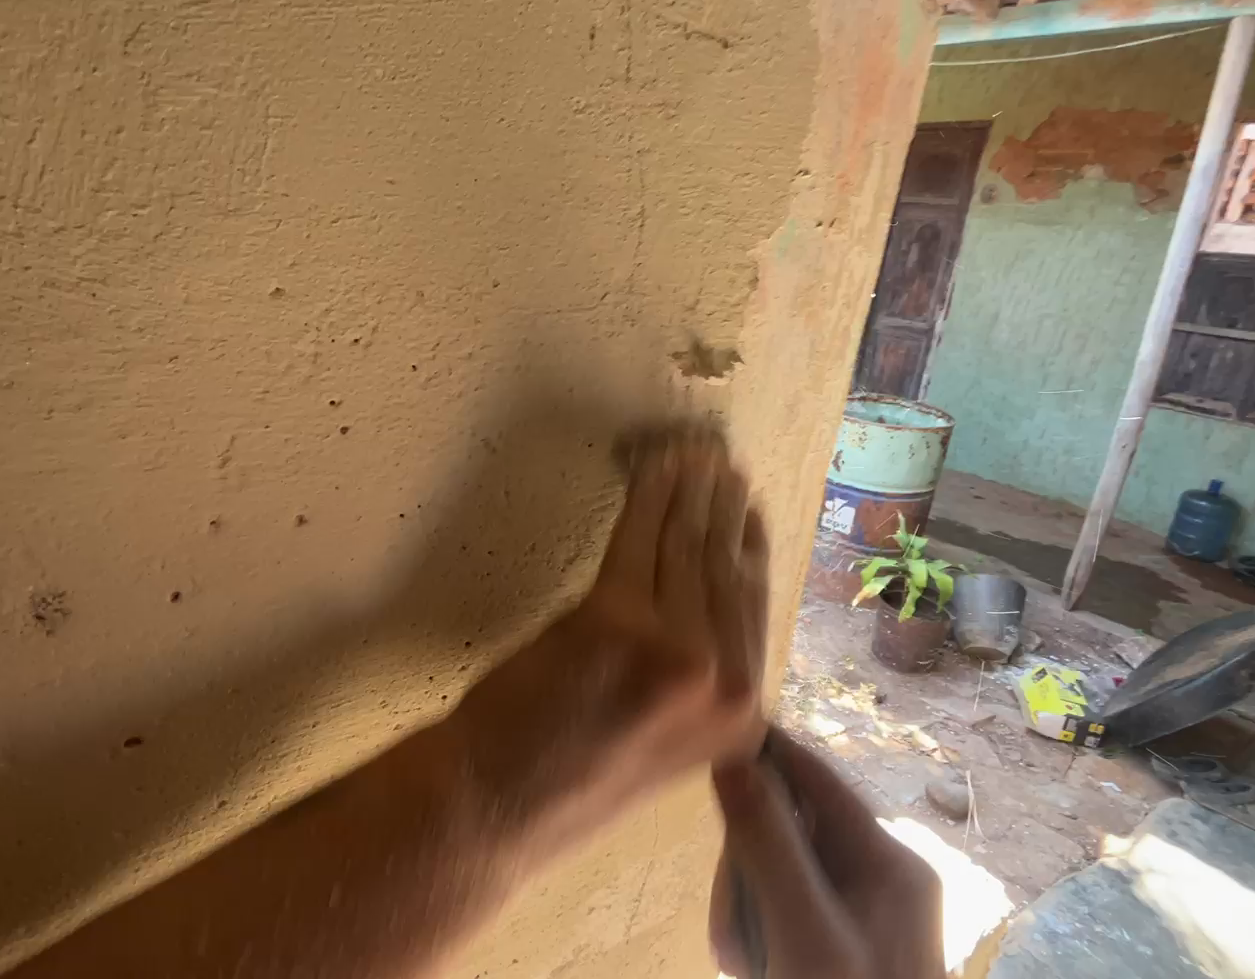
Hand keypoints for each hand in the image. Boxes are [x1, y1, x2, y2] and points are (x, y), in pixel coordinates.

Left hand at [453, 433, 770, 851]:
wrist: (498, 803)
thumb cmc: (569, 771)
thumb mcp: (662, 736)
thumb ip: (695, 676)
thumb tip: (703, 604)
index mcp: (742, 716)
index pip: (756, 608)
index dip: (752, 548)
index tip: (749, 507)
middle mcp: (726, 681)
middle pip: (727, 568)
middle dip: (723, 505)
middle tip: (722, 462)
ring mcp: (675, 649)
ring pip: (687, 545)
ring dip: (688, 489)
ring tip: (692, 452)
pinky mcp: (617, 618)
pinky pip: (639, 537)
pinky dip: (648, 495)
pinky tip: (654, 466)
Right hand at [709, 729, 942, 978]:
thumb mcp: (802, 932)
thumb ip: (766, 842)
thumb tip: (729, 755)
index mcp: (889, 860)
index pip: (813, 773)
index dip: (762, 753)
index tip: (707, 746)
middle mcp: (878, 873)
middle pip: (786, 823)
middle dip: (745, 865)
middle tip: (730, 926)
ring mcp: (859, 907)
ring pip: (775, 864)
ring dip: (744, 903)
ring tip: (736, 960)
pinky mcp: (839, 934)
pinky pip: (781, 901)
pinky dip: (756, 925)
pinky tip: (748, 964)